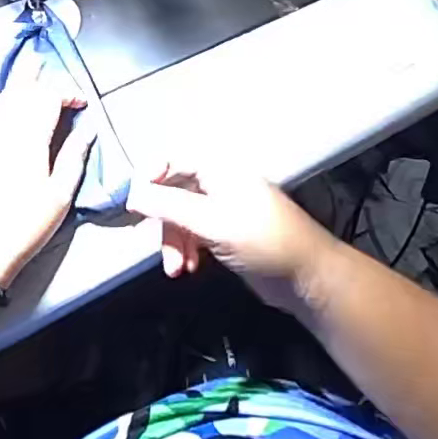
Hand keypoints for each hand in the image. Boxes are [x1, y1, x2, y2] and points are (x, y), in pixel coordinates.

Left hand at [0, 74, 94, 288]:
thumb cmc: (24, 225)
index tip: (81, 102)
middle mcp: (3, 128)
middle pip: (21, 91)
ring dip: (17, 85)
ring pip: (1, 98)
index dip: (66, 92)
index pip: (48, 97)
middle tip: (46, 64)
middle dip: (37, 77)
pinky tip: (0, 106)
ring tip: (28, 74)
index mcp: (29, 136)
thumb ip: (74, 157)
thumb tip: (87, 130)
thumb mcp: (60, 195)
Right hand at [125, 164, 342, 314]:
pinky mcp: (227, 233)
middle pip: (175, 193)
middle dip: (164, 222)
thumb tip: (132, 194)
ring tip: (177, 269)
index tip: (132, 203)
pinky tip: (189, 269)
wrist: (305, 276)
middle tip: (155, 245)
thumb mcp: (210, 221)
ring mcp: (224, 209)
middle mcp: (220, 183)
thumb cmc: (261, 240)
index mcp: (220, 169)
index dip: (150, 178)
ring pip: (183, 218)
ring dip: (175, 243)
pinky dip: (188, 250)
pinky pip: (195, 234)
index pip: (174, 161)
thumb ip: (169, 206)